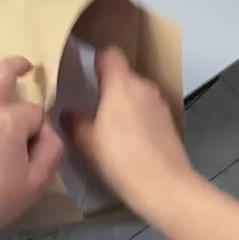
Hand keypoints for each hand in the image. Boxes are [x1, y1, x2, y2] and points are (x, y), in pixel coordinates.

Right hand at [64, 46, 196, 215]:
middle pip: (123, 75)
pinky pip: (147, 110)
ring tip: (109, 126)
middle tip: (91, 105)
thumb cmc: (120, 158)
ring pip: (136, 93)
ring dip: (123, 103)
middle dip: (108, 86)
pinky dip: (136, 118)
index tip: (84, 70)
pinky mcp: (169, 121)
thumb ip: (75, 122)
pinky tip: (128, 141)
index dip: (96, 58)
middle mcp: (143, 86)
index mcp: (120, 84)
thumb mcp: (87, 142)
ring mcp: (160, 103)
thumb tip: (68, 112)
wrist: (164, 185)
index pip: (109, 54)